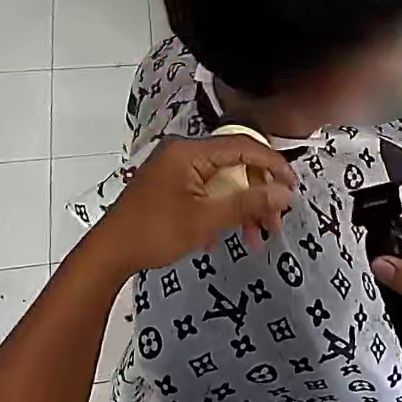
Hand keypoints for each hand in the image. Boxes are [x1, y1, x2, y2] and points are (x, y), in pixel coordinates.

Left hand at [84, 137, 296, 276]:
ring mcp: (176, 169)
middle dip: (259, 196)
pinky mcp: (172, 186)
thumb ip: (248, 203)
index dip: (273, 165)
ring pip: (224, 183)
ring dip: (243, 209)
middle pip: (235, 166)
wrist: (109, 255)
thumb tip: (285, 193)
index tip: (293, 188)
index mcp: (189, 152)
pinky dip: (223, 211)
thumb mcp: (207, 219)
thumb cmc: (155, 233)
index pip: (243, 147)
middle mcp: (183, 153)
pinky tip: (228, 236)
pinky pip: (208, 192)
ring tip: (257, 238)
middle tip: (275, 222)